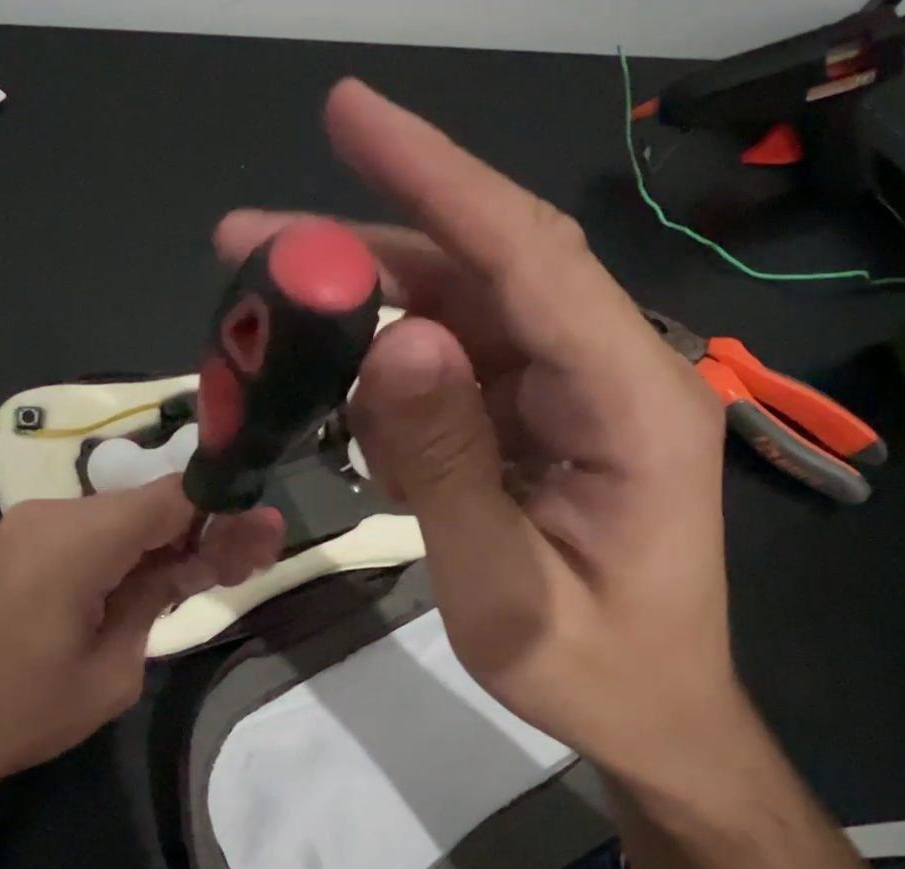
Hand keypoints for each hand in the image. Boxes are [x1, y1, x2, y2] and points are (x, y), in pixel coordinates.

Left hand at [0, 477, 283, 796]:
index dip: (224, 507)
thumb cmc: (21, 711)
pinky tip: (161, 577)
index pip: (172, 495)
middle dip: (204, 528)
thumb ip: (160, 601)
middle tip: (257, 556)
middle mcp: (53, 514)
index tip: (266, 528)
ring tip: (218, 571)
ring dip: (169, 542)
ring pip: (122, 520)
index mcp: (78, 539)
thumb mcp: (113, 669)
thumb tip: (194, 563)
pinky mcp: (18, 546)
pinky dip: (130, 552)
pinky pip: (90, 536)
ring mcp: (29, 526)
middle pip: (149, 504)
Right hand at [214, 80, 736, 768]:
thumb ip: (449, 467)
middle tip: (249, 242)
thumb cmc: (595, 672)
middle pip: (484, 269)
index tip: (347, 114)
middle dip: (366, 245)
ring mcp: (579, 392)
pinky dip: (392, 380)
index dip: (433, 177)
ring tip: (277, 333)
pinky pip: (460, 370)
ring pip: (462, 313)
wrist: (655, 717)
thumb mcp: (504, 592)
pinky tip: (353, 415)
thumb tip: (389, 344)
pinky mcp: (550, 418)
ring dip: (367, 315)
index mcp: (630, 402)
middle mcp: (612, 371)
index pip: (525, 256)